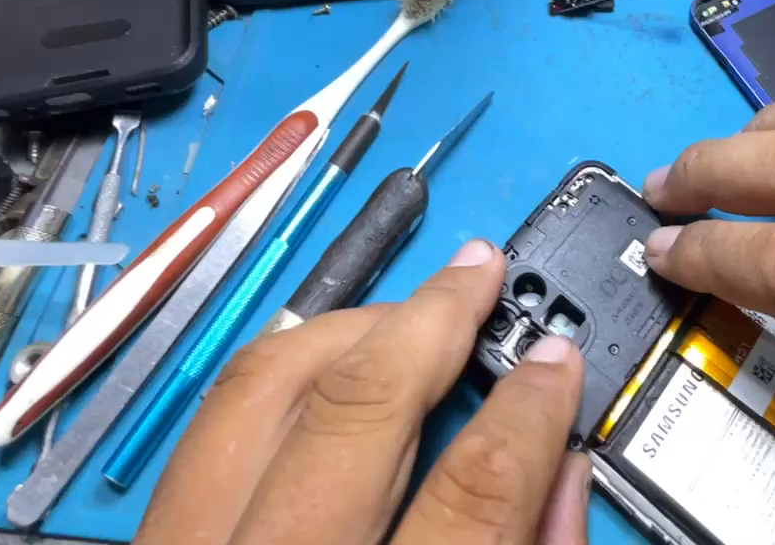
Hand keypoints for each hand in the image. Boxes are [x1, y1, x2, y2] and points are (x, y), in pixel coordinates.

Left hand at [136, 239, 590, 544]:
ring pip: (260, 392)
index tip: (556, 358)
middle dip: (433, 320)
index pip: (469, 502)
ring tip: (417, 300)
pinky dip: (287, 369)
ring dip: (354, 326)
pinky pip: (215, 426)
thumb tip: (559, 468)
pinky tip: (339, 356)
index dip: (527, 411)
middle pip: (353, 415)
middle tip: (482, 272)